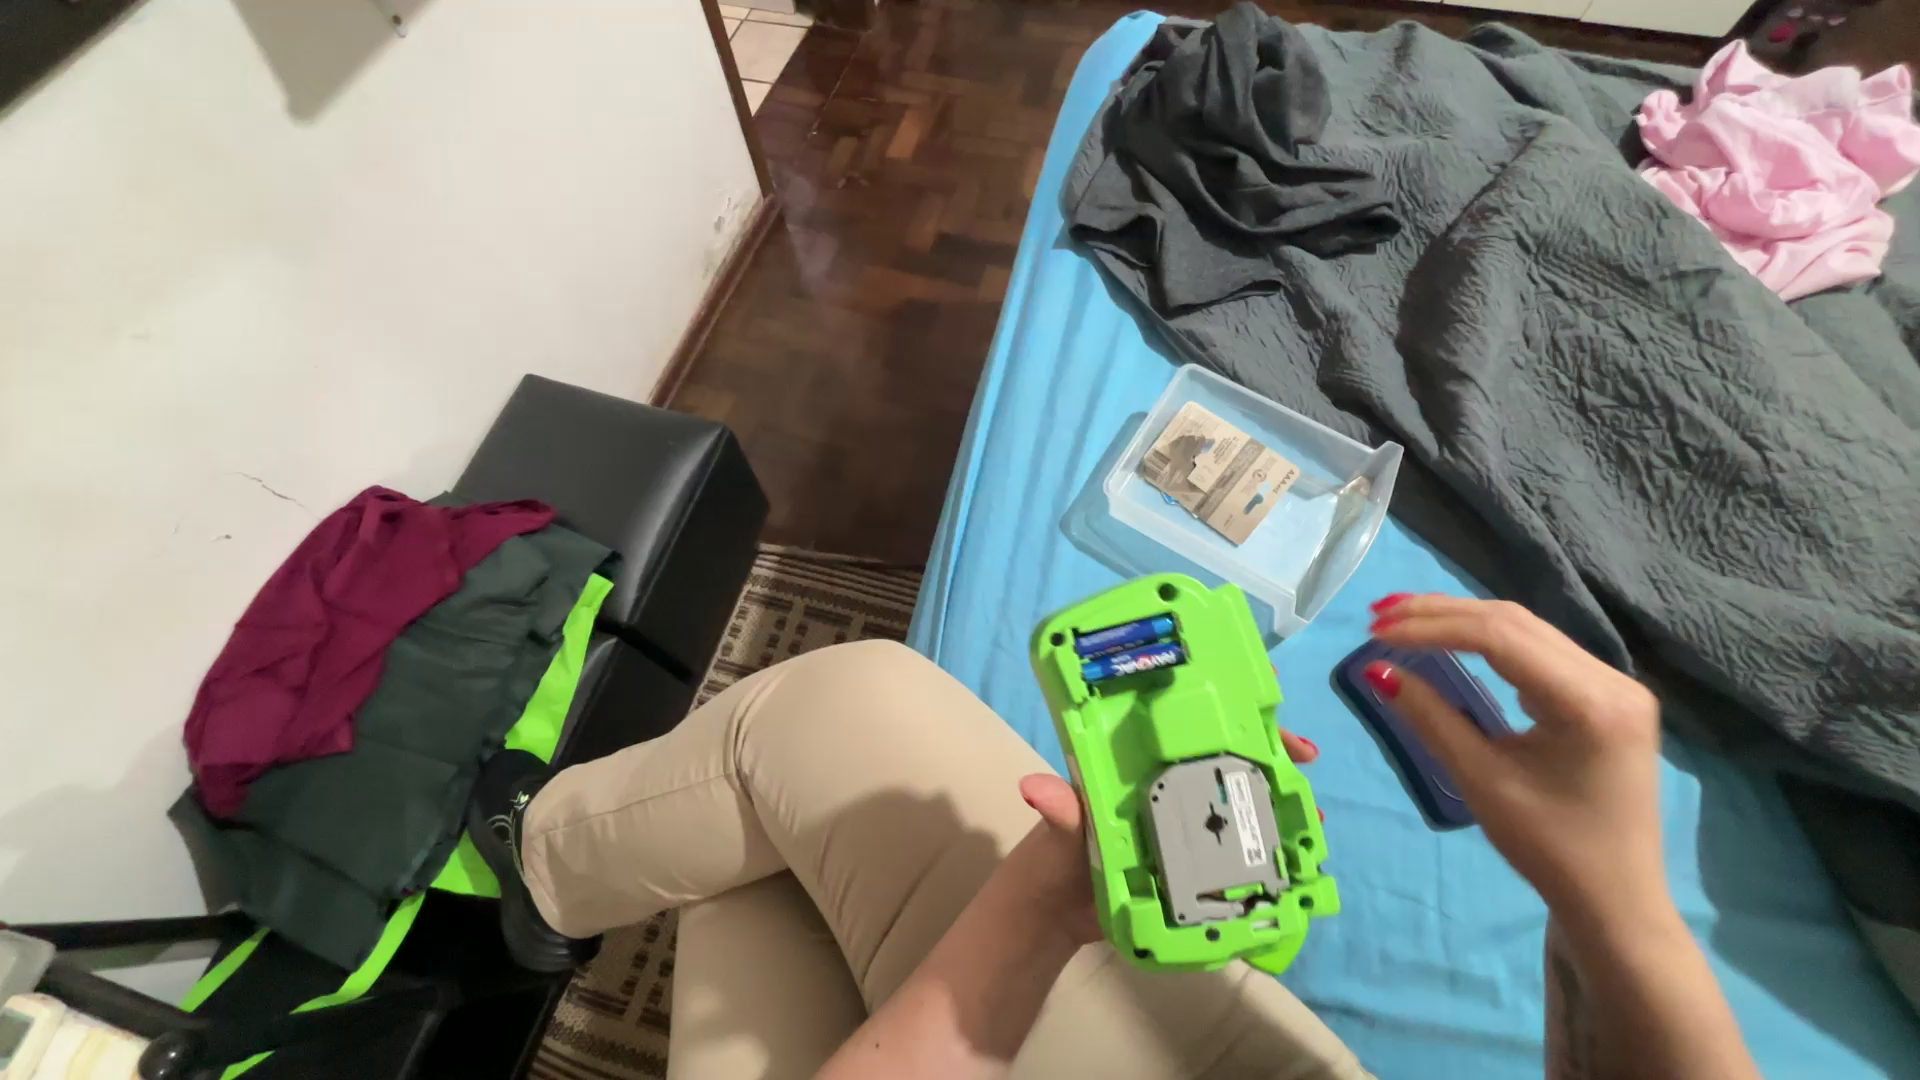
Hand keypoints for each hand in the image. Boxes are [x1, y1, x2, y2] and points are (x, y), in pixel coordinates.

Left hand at [1007, 732, 1321, 947]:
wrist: (1056, 913)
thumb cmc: (1055, 857)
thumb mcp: (1061, 829)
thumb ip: (1060, 810)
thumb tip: (1034, 788)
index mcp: (1134, 763)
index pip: (1182, 722)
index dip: (1223, 703)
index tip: (1264, 691)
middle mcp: (1164, 783)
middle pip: (1222, 753)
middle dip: (1266, 747)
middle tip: (1303, 756)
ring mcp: (1182, 819)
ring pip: (1237, 795)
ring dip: (1276, 796)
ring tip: (1312, 812)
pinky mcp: (1192, 858)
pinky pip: (1236, 843)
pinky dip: (1267, 843)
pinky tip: (1297, 853)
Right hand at [1365, 594, 1668, 933]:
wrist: (1615, 899)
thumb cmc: (1550, 846)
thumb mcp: (1480, 779)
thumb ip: (1429, 716)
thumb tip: (1375, 669)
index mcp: (1590, 703)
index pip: (1499, 639)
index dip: (1431, 628)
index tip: (1375, 635)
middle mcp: (1610, 680)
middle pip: (1512, 622)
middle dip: (1439, 613)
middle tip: (1377, 616)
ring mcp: (1610, 685)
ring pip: (1523, 628)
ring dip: (1458, 619)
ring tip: (1399, 617)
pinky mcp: (1599, 695)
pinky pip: (1533, 647)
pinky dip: (1482, 637)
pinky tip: (1446, 635)